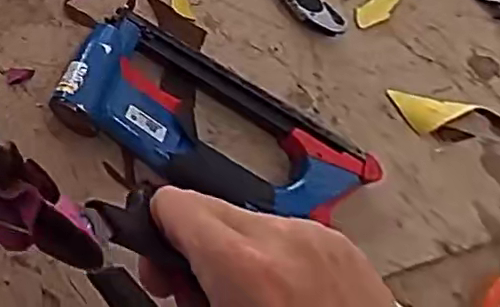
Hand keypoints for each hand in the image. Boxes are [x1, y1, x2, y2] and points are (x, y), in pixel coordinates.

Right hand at [140, 188, 395, 306]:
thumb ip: (186, 292)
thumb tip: (167, 272)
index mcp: (246, 267)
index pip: (172, 203)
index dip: (157, 233)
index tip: (158, 264)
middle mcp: (281, 237)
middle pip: (205, 205)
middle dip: (192, 242)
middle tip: (192, 291)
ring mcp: (317, 237)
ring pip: (245, 219)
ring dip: (234, 251)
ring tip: (248, 300)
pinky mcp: (342, 245)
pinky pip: (286, 233)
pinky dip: (274, 258)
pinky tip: (285, 298)